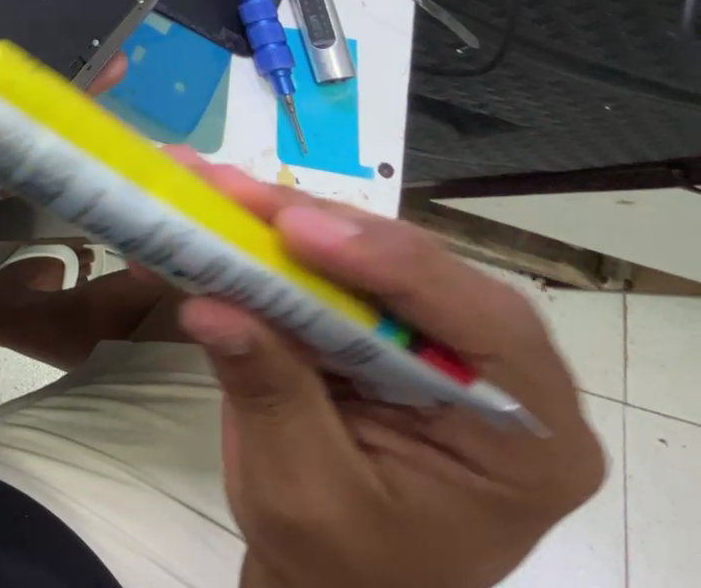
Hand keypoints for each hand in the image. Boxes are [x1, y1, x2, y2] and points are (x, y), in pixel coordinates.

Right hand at [169, 155, 605, 587]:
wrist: (328, 582)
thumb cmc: (338, 561)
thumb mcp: (305, 491)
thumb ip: (269, 395)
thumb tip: (208, 307)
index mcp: (524, 436)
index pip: (485, 326)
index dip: (394, 265)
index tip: (298, 228)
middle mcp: (490, 374)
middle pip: (417, 273)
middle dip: (319, 225)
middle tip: (231, 189)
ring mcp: (426, 346)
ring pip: (363, 259)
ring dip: (279, 220)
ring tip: (208, 185)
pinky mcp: (367, 332)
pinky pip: (319, 275)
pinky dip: (259, 245)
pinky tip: (210, 217)